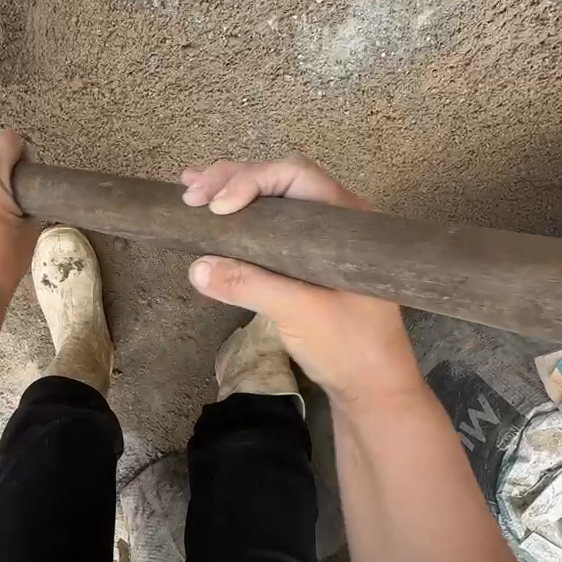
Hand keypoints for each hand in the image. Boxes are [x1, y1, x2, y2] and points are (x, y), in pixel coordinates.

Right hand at [181, 156, 419, 402]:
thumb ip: (250, 286)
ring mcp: (316, 239)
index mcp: (346, 219)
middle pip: (277, 180)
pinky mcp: (301, 259)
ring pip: (270, 201)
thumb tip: (197, 267)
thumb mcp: (300, 314)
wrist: (371, 386)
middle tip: (191, 194)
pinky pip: (266, 227)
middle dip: (232, 180)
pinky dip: (236, 220)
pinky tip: (209, 218)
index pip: (294, 175)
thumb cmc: (350, 346)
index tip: (217, 207)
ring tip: (189, 191)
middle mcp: (332, 218)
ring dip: (229, 192)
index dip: (251, 181)